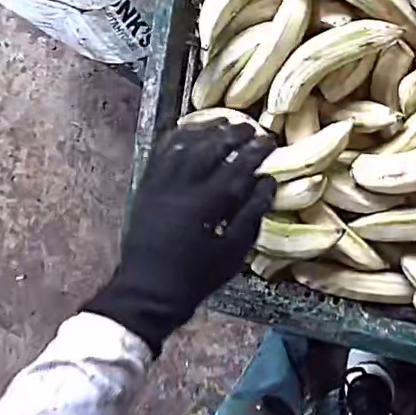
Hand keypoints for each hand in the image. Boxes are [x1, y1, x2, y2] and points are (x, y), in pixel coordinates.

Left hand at [82, 122, 275, 352]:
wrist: (147, 291)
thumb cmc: (196, 277)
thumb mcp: (233, 252)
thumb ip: (252, 214)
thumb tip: (268, 182)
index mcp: (206, 205)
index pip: (237, 167)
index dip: (256, 151)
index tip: (270, 141)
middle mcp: (181, 187)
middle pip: (210, 148)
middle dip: (233, 134)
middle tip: (250, 128)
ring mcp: (160, 184)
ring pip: (184, 144)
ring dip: (206, 130)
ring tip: (224, 123)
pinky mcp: (146, 186)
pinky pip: (161, 152)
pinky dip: (177, 137)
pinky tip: (190, 131)